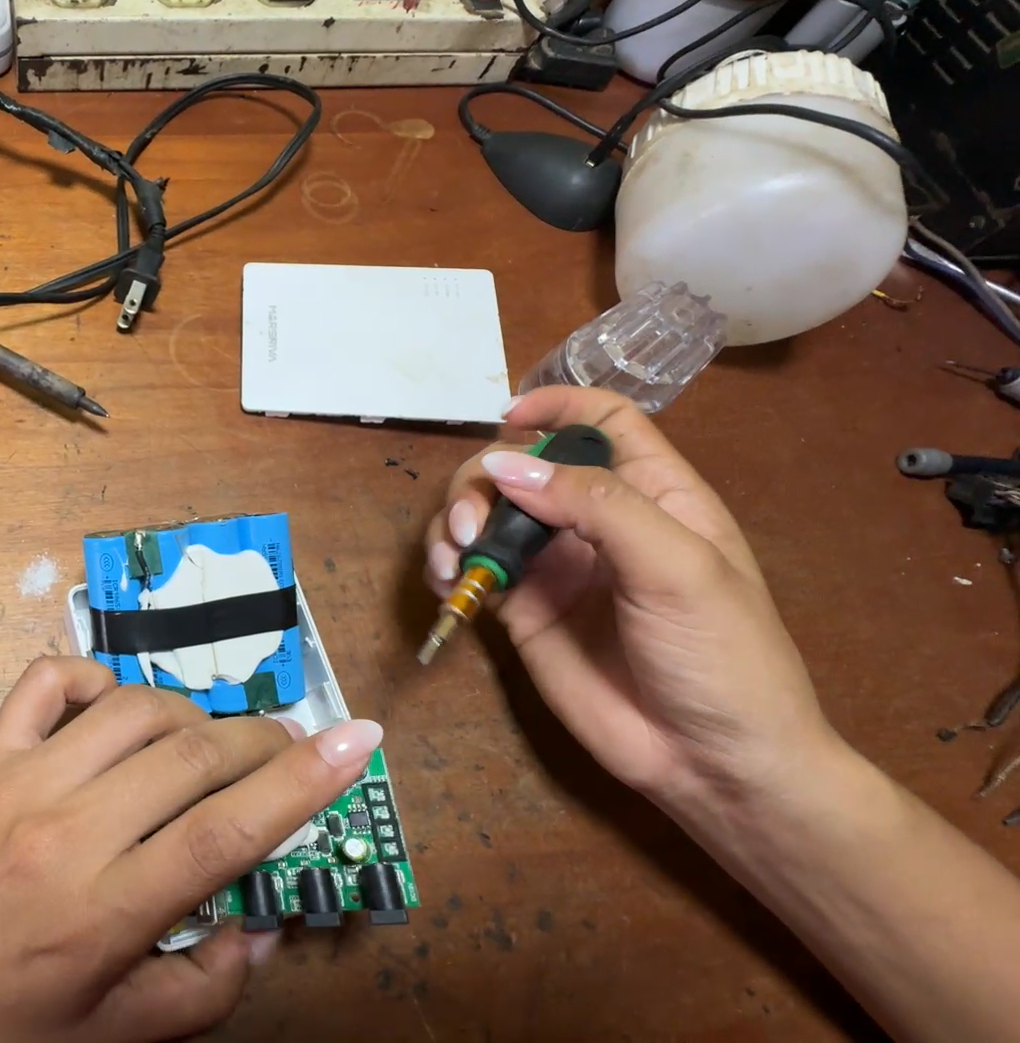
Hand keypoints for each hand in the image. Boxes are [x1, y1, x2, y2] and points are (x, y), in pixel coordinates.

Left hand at [0, 657, 382, 1042]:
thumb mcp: (109, 1037)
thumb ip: (201, 989)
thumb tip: (262, 924)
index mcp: (106, 907)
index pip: (229, 828)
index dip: (305, 780)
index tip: (359, 737)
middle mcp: (68, 827)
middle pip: (191, 755)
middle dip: (259, 740)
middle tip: (286, 744)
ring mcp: (20, 776)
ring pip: (131, 708)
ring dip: (186, 714)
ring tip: (202, 742)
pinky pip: (46, 682)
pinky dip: (94, 678)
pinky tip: (112, 710)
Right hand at [422, 387, 838, 811]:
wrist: (709, 760)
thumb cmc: (720, 654)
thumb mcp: (676, 566)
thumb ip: (594, 505)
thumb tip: (501, 465)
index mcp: (651, 495)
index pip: (601, 422)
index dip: (556, 403)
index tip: (506, 417)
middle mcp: (593, 520)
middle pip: (520, 464)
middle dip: (482, 480)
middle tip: (471, 523)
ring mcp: (552, 564)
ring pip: (484, 512)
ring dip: (454, 520)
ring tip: (454, 556)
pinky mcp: (519, 607)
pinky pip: (469, 567)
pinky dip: (444, 563)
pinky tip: (445, 580)